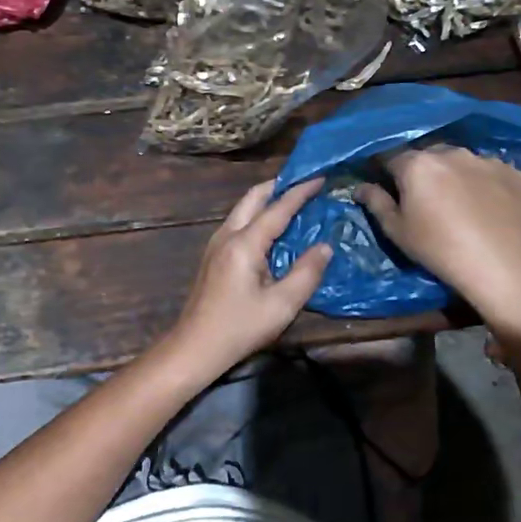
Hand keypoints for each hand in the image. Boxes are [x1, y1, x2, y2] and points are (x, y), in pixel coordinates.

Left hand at [159, 179, 332, 378]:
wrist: (196, 345)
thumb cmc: (240, 327)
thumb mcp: (282, 304)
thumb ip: (307, 272)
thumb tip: (325, 246)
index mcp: (244, 243)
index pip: (277, 208)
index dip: (300, 191)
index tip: (321, 176)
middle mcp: (226, 236)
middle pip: (252, 198)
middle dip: (278, 185)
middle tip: (305, 181)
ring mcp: (215, 245)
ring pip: (241, 210)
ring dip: (265, 200)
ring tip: (292, 200)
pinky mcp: (212, 256)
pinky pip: (237, 224)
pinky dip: (256, 216)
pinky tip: (272, 228)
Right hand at [356, 147, 520, 328]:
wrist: (503, 263)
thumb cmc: (438, 248)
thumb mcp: (396, 230)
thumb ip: (376, 202)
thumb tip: (361, 187)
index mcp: (417, 164)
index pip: (389, 156)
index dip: (384, 171)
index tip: (384, 186)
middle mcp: (451, 153)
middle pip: (427, 155)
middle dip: (420, 170)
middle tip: (421, 196)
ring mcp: (487, 160)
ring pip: (459, 160)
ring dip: (452, 173)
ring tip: (455, 200)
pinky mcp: (515, 173)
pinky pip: (488, 171)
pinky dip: (481, 182)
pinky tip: (484, 204)